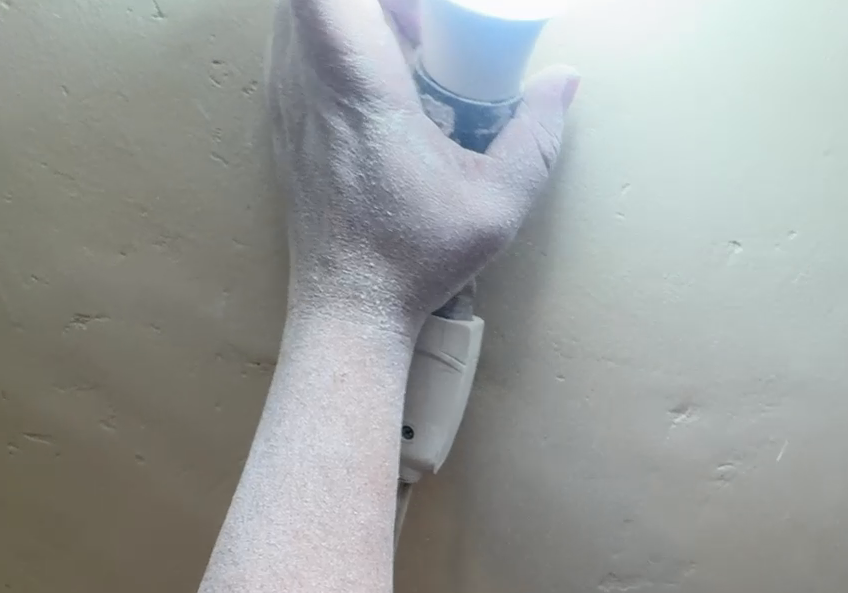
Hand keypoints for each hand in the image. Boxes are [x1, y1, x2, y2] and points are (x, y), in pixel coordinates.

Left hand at [269, 0, 579, 335]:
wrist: (349, 308)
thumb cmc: (415, 259)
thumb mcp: (496, 206)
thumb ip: (535, 140)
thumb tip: (565, 82)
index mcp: (357, 85)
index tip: (423, 18)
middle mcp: (307, 81)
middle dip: (379, 4)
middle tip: (422, 33)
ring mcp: (285, 103)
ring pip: (304, 20)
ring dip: (357, 24)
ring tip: (404, 66)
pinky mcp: (282, 127)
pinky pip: (298, 56)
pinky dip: (338, 56)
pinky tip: (381, 106)